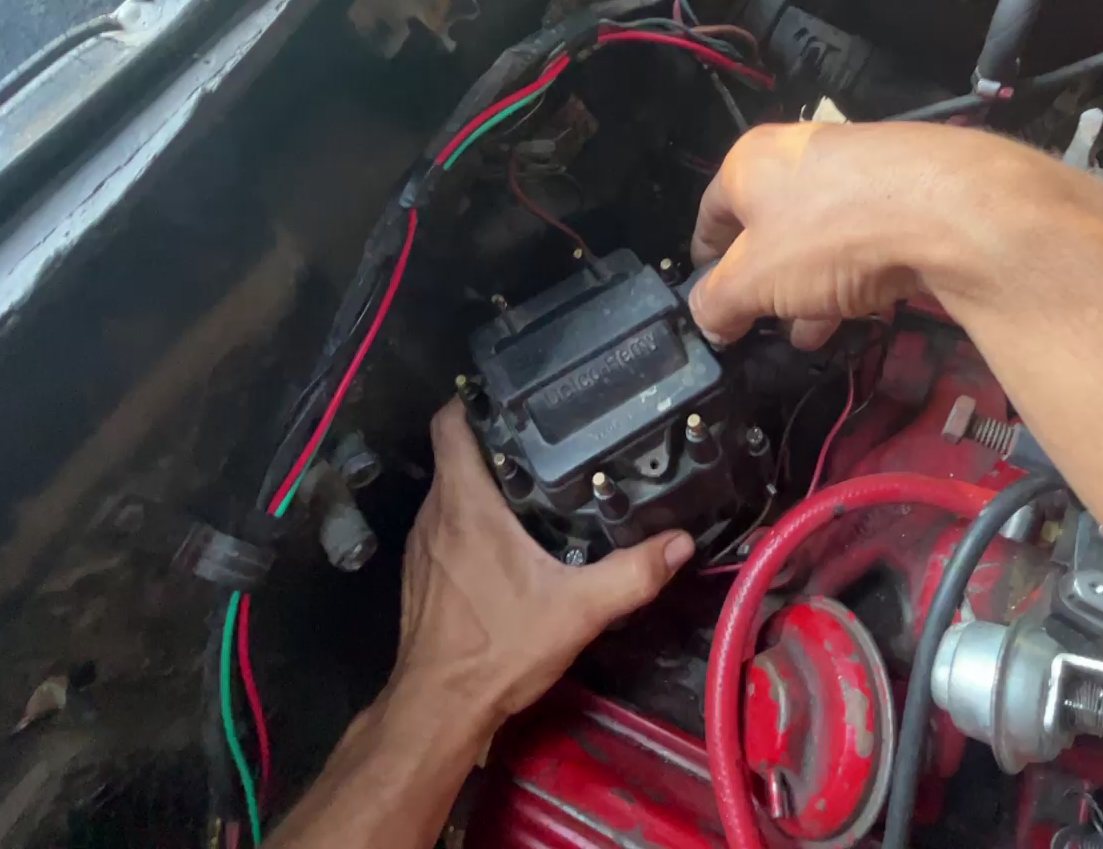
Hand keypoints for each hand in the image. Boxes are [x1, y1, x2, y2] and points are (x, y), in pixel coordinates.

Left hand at [391, 400, 696, 723]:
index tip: (512, 393)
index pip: (449, 425)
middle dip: (494, 436)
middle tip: (545, 431)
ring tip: (534, 471)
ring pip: (450, 485)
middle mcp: (436, 512)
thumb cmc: (499, 648)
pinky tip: (507, 528)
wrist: (438, 709)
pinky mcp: (422, 568)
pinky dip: (470, 510)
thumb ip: (631, 574)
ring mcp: (422, 541)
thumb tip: (680, 543)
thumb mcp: (577, 611)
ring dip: (483, 474)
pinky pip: (445, 518)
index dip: (474, 400)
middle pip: (454, 450)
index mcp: (465, 504)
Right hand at [688, 121, 1102, 346]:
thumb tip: (706, 318)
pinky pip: (860, 233)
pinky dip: (850, 271)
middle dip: (763, 283)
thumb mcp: (754, 282)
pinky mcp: (906, 184)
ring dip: (806, 286)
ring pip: (816, 235)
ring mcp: (857, 165)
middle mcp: (800, 152)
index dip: (705, 263)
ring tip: (810, 331)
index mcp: (751, 162)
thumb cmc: (830, 237)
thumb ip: (717, 303)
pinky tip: (858, 309)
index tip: (710, 300)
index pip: (710, 215)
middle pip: (766, 227)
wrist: (954, 211)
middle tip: (764, 323)